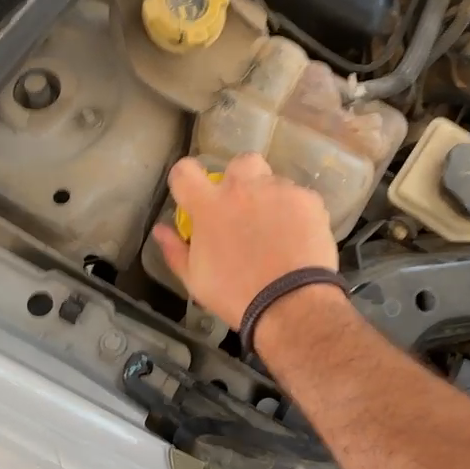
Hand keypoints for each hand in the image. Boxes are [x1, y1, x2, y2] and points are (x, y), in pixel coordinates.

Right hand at [152, 153, 337, 327]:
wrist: (291, 304)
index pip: (185, 171)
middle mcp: (243, 188)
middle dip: (241, 179)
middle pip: (239, 163)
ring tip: (278, 229)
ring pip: (273, 182)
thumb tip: (161, 230)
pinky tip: (299, 237)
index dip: (186, 178)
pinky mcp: (308, 200)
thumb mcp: (195, 280)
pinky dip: (297, 213)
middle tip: (245, 207)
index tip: (192, 193)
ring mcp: (279, 190)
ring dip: (271, 199)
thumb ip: (175, 249)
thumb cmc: (236, 294)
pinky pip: (299, 197)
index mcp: (209, 205)